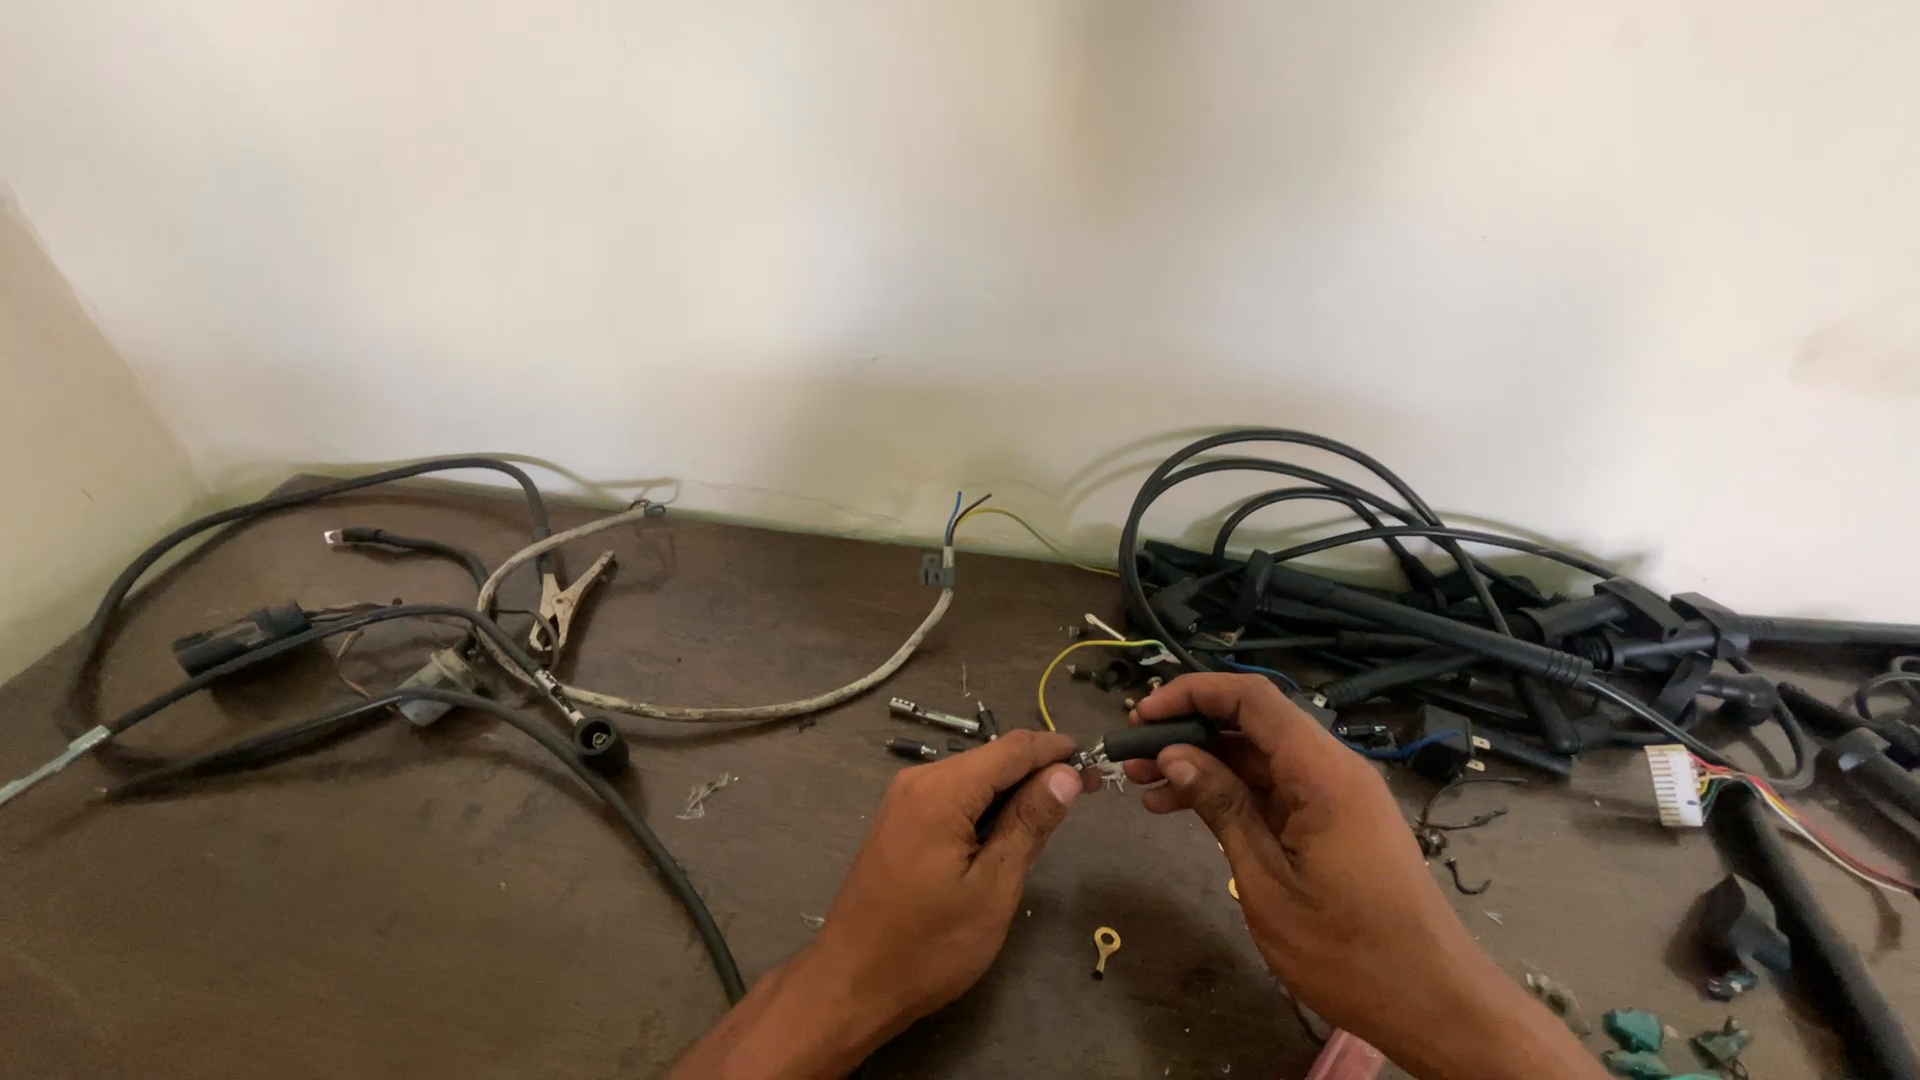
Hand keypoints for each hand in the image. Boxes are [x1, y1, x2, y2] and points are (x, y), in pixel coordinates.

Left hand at [672, 729, 1096, 1078]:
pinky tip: (1009, 831)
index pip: (1011, 749)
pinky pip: (953, 797)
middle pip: (991, 759)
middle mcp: (919, 780)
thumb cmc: (928, 947)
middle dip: (1038, 771)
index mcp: (941, 790)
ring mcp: (904, 799)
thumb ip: (1029, 824)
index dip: (1055, 750)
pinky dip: (986, 806)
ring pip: (973, 777)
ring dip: (1013, 790)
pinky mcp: (900, 820)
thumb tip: (1065, 774)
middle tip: (1083, 791)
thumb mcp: (992, 889)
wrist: (850, 984)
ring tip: (1054, 814)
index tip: (1094, 761)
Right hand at [1127, 675, 1605, 1079]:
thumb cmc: (1350, 951)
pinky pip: (1270, 787)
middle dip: (1188, 731)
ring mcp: (1332, 794)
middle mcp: (1331, 768)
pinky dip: (1226, 792)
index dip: (1192, 693)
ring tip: (1143, 784)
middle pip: (1250, 723)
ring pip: (1255, 756)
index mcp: (1322, 772)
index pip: (1252, 698)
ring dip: (1200, 764)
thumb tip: (1175, 754)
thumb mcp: (1267, 881)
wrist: (1435, 1006)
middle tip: (1133, 754)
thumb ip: (1222, 808)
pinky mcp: (1330, 818)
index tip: (1144, 716)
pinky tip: (1178, 808)